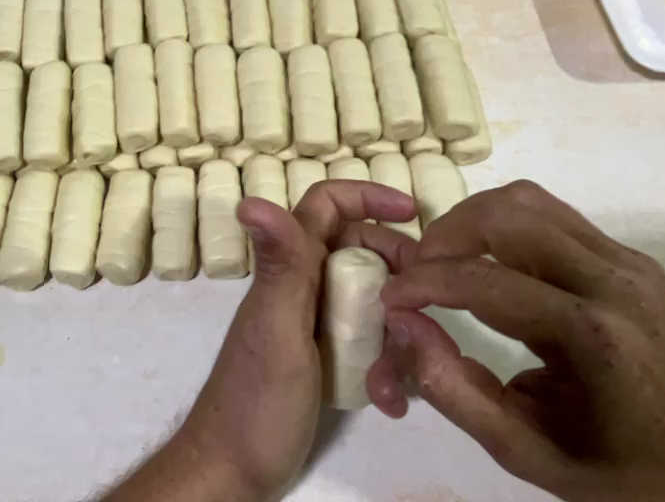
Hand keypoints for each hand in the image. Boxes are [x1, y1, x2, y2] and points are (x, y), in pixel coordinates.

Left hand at [102, 180, 418, 501]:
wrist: (237, 468)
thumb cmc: (256, 396)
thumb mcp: (278, 327)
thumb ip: (279, 264)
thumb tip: (247, 199)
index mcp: (289, 264)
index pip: (327, 204)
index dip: (368, 196)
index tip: (413, 212)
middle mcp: (303, 282)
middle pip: (362, 248)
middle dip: (398, 268)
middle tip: (426, 301)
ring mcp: (315, 319)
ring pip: (372, 298)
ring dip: (397, 328)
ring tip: (406, 365)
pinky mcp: (327, 355)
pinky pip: (370, 341)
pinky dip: (388, 362)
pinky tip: (392, 396)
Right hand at [373, 181, 664, 501]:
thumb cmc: (617, 478)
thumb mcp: (527, 453)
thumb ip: (455, 390)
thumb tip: (402, 326)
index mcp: (595, 338)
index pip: (487, 282)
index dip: (425, 283)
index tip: (389, 296)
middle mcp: (617, 283)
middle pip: (508, 215)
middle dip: (447, 234)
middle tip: (418, 271)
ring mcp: (630, 264)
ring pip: (528, 201)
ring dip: (474, 221)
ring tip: (446, 260)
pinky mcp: (631, 260)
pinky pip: (551, 216)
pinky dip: (505, 227)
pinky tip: (489, 263)